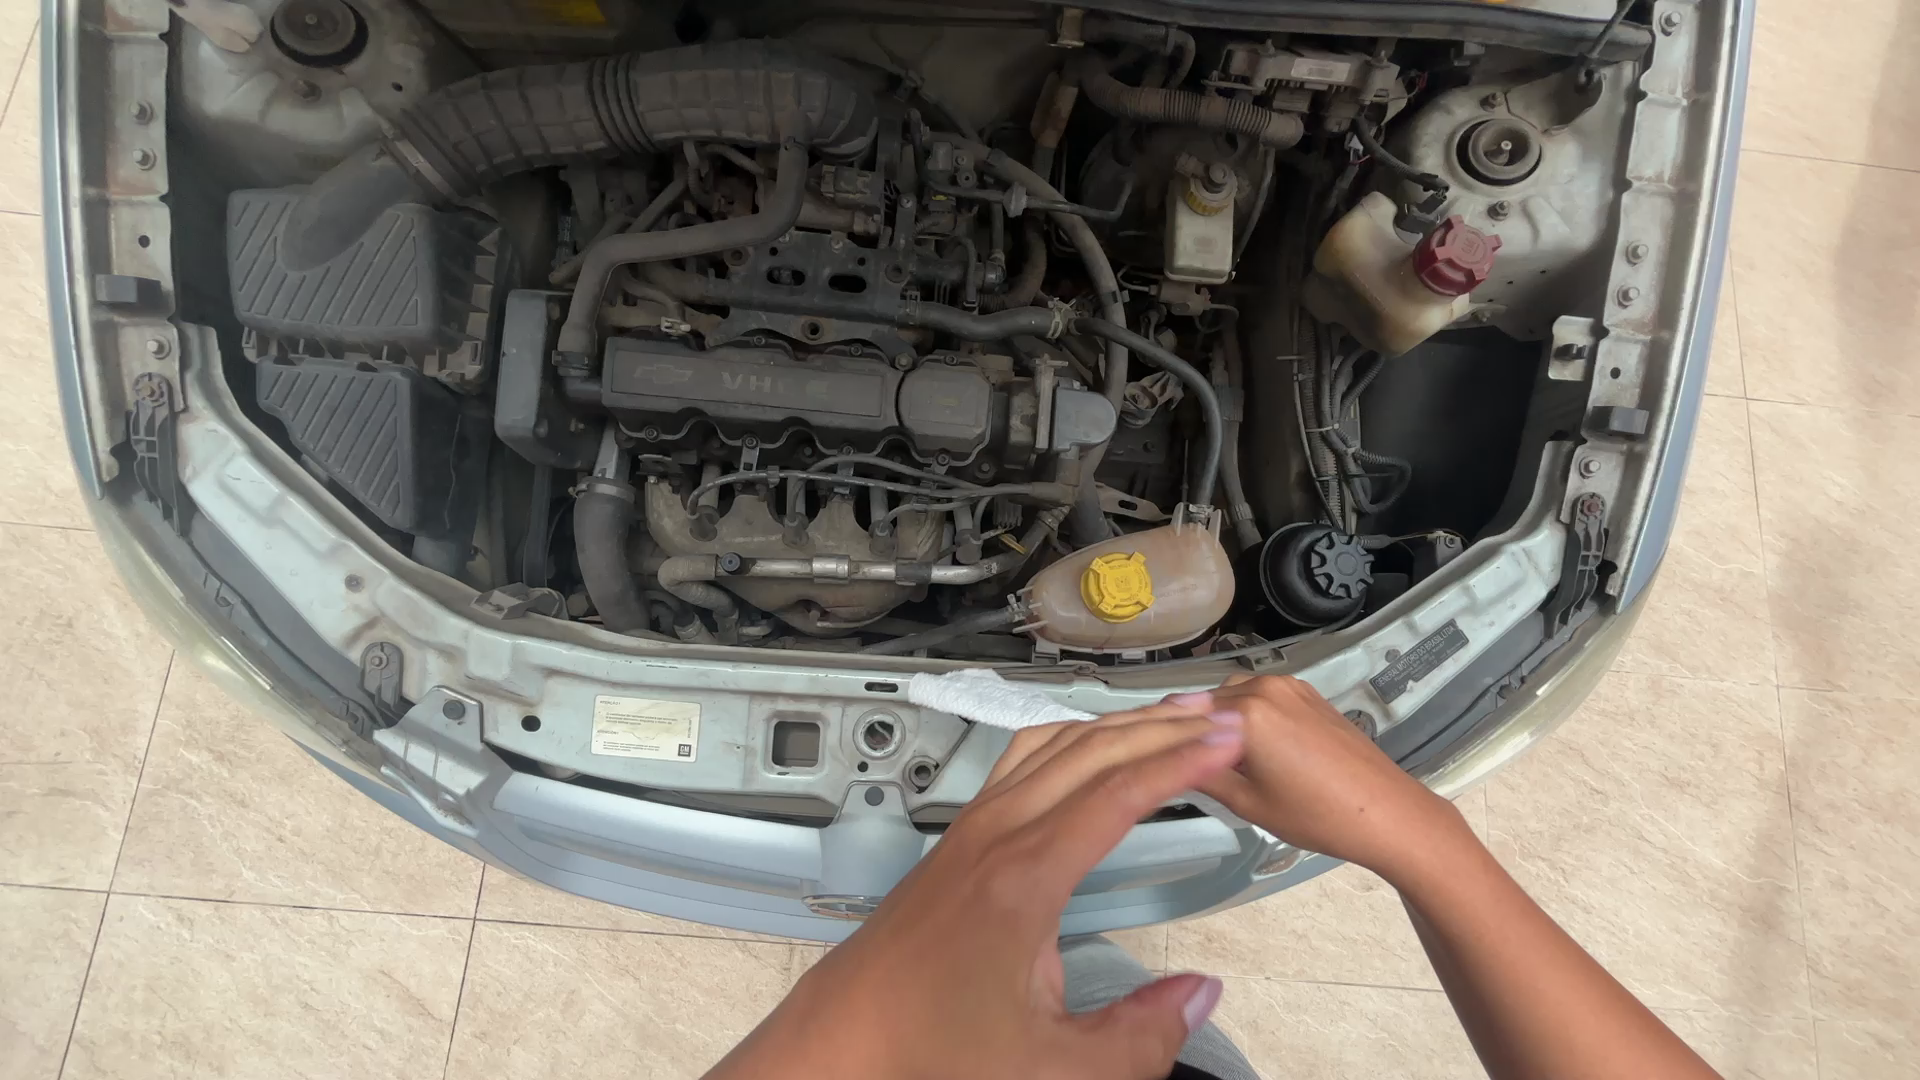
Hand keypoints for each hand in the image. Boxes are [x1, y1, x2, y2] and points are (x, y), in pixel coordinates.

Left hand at [706, 705, 1244, 1079]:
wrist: (843, 1040)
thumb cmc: (928, 1048)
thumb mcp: (1050, 1069)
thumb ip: (1139, 1036)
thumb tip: (1200, 992)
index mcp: (1024, 876)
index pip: (1119, 793)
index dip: (1182, 761)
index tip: (1227, 742)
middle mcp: (997, 831)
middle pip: (1090, 751)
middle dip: (1158, 727)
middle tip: (1214, 717)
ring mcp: (974, 825)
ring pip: (1053, 744)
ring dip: (1112, 724)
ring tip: (1162, 716)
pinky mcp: (961, 834)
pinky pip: (1021, 760)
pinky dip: (1068, 739)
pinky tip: (1085, 745)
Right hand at [1180, 675, 1467, 882]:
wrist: (1389, 814)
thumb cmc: (1315, 815)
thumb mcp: (1247, 802)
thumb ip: (1201, 772)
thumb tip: (1166, 758)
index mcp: (1246, 713)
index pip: (1184, 714)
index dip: (1164, 731)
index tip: (1147, 745)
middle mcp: (1264, 687)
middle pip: (1208, 700)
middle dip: (1194, 724)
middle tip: (1186, 756)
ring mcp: (1289, 686)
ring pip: (1234, 693)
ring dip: (1221, 715)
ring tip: (1223, 752)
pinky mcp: (1308, 692)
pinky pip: (1261, 693)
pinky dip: (1248, 710)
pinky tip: (1254, 742)